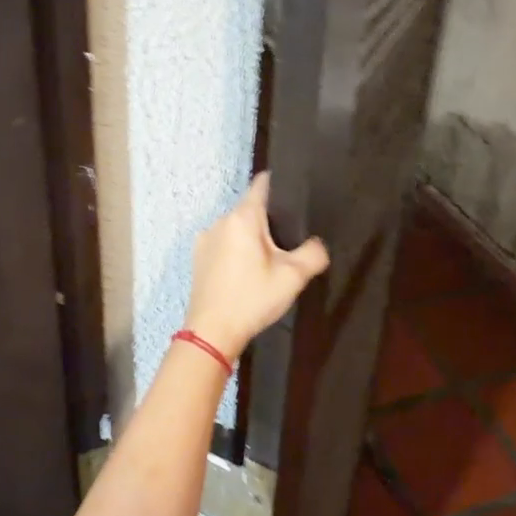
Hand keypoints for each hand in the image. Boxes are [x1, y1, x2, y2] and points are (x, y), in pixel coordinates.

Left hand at [184, 172, 330, 360]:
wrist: (211, 332)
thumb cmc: (252, 299)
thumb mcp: (292, 277)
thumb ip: (313, 254)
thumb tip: (318, 244)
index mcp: (243, 217)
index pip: (262, 184)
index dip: (280, 183)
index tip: (294, 190)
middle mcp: (221, 220)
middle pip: (250, 209)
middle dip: (269, 219)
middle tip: (289, 238)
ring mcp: (205, 239)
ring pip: (236, 228)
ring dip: (251, 237)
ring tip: (269, 259)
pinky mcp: (198, 257)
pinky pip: (223, 243)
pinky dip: (236, 250)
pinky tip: (247, 271)